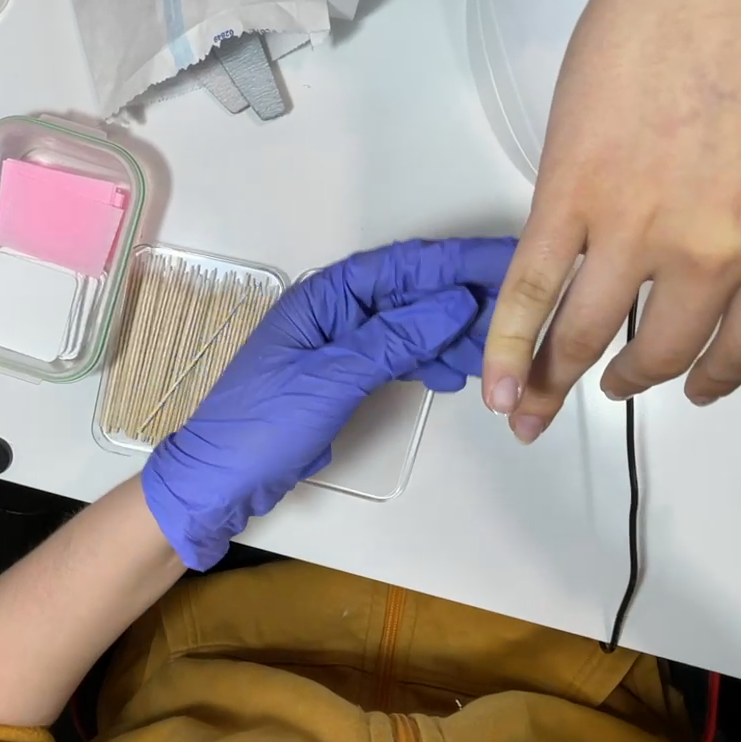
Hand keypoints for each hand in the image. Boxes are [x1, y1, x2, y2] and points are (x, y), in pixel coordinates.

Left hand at [141, 238, 515, 568]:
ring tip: (495, 353)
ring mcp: (339, 345)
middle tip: (517, 316)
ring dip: (450, 336)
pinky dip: (426, 362)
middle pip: (409, 295)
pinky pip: (395, 357)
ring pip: (407, 327)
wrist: (223, 479)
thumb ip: (392, 338)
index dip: (457, 263)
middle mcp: (334, 312)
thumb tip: (453, 303)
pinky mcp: (342, 376)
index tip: (509, 263)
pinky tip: (455, 373)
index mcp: (323, 298)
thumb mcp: (331, 378)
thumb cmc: (262, 425)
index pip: (401, 267)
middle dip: (463, 302)